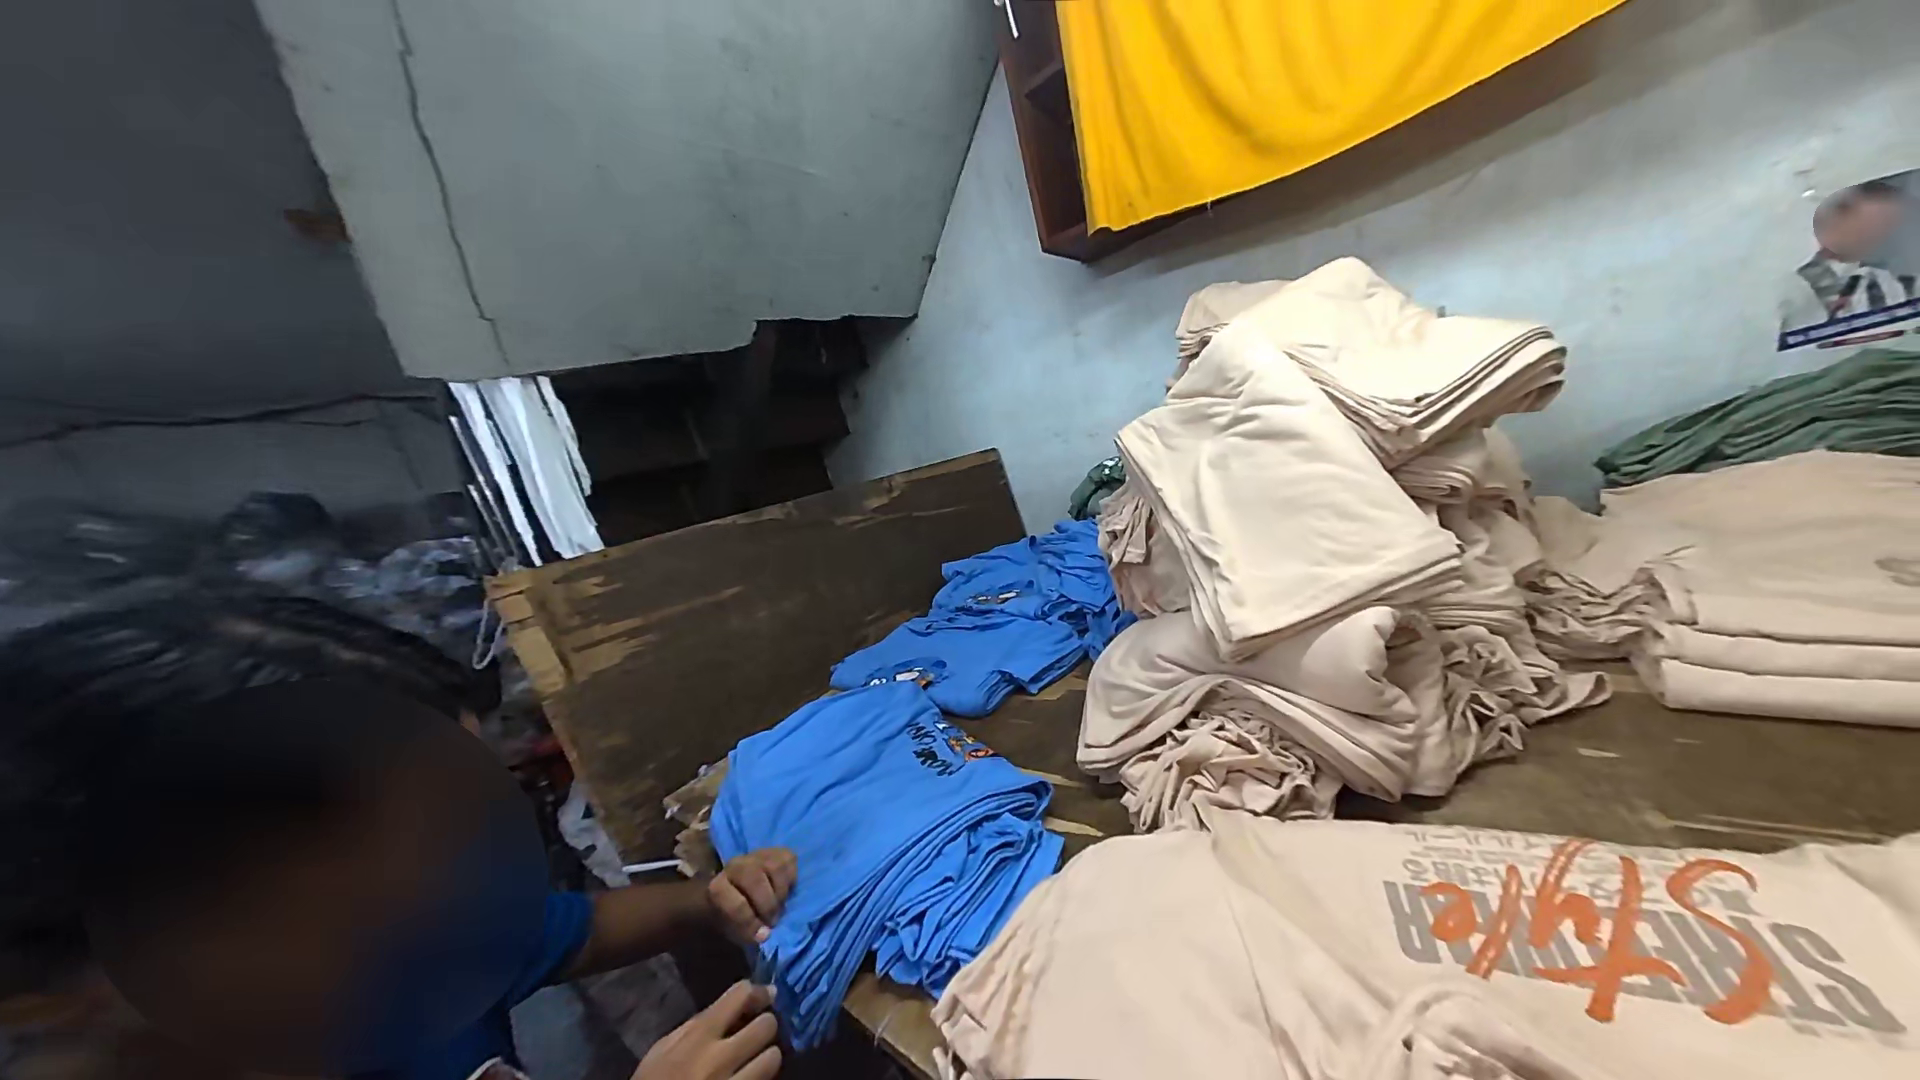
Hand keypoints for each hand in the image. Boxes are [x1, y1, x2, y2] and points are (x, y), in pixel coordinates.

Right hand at [632, 981, 780, 1079]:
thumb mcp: (664, 1048)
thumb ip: (699, 1024)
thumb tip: (736, 1008)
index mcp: (699, 1037)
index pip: (741, 994)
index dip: (756, 992)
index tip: (763, 996)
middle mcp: (719, 1060)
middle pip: (766, 1025)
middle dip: (765, 1025)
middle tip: (757, 1032)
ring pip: (772, 1059)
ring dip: (766, 1057)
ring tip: (756, 1060)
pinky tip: (749, 1077)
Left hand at [708, 848, 796, 943]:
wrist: (739, 891)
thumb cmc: (734, 915)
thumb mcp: (731, 929)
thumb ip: (744, 932)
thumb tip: (765, 934)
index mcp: (717, 888)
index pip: (734, 903)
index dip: (749, 922)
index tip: (762, 937)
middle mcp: (736, 866)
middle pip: (756, 880)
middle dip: (768, 905)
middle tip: (772, 921)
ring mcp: (757, 855)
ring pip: (775, 868)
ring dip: (781, 893)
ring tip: (779, 906)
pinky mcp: (776, 851)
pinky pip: (788, 861)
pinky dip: (790, 879)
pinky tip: (785, 890)